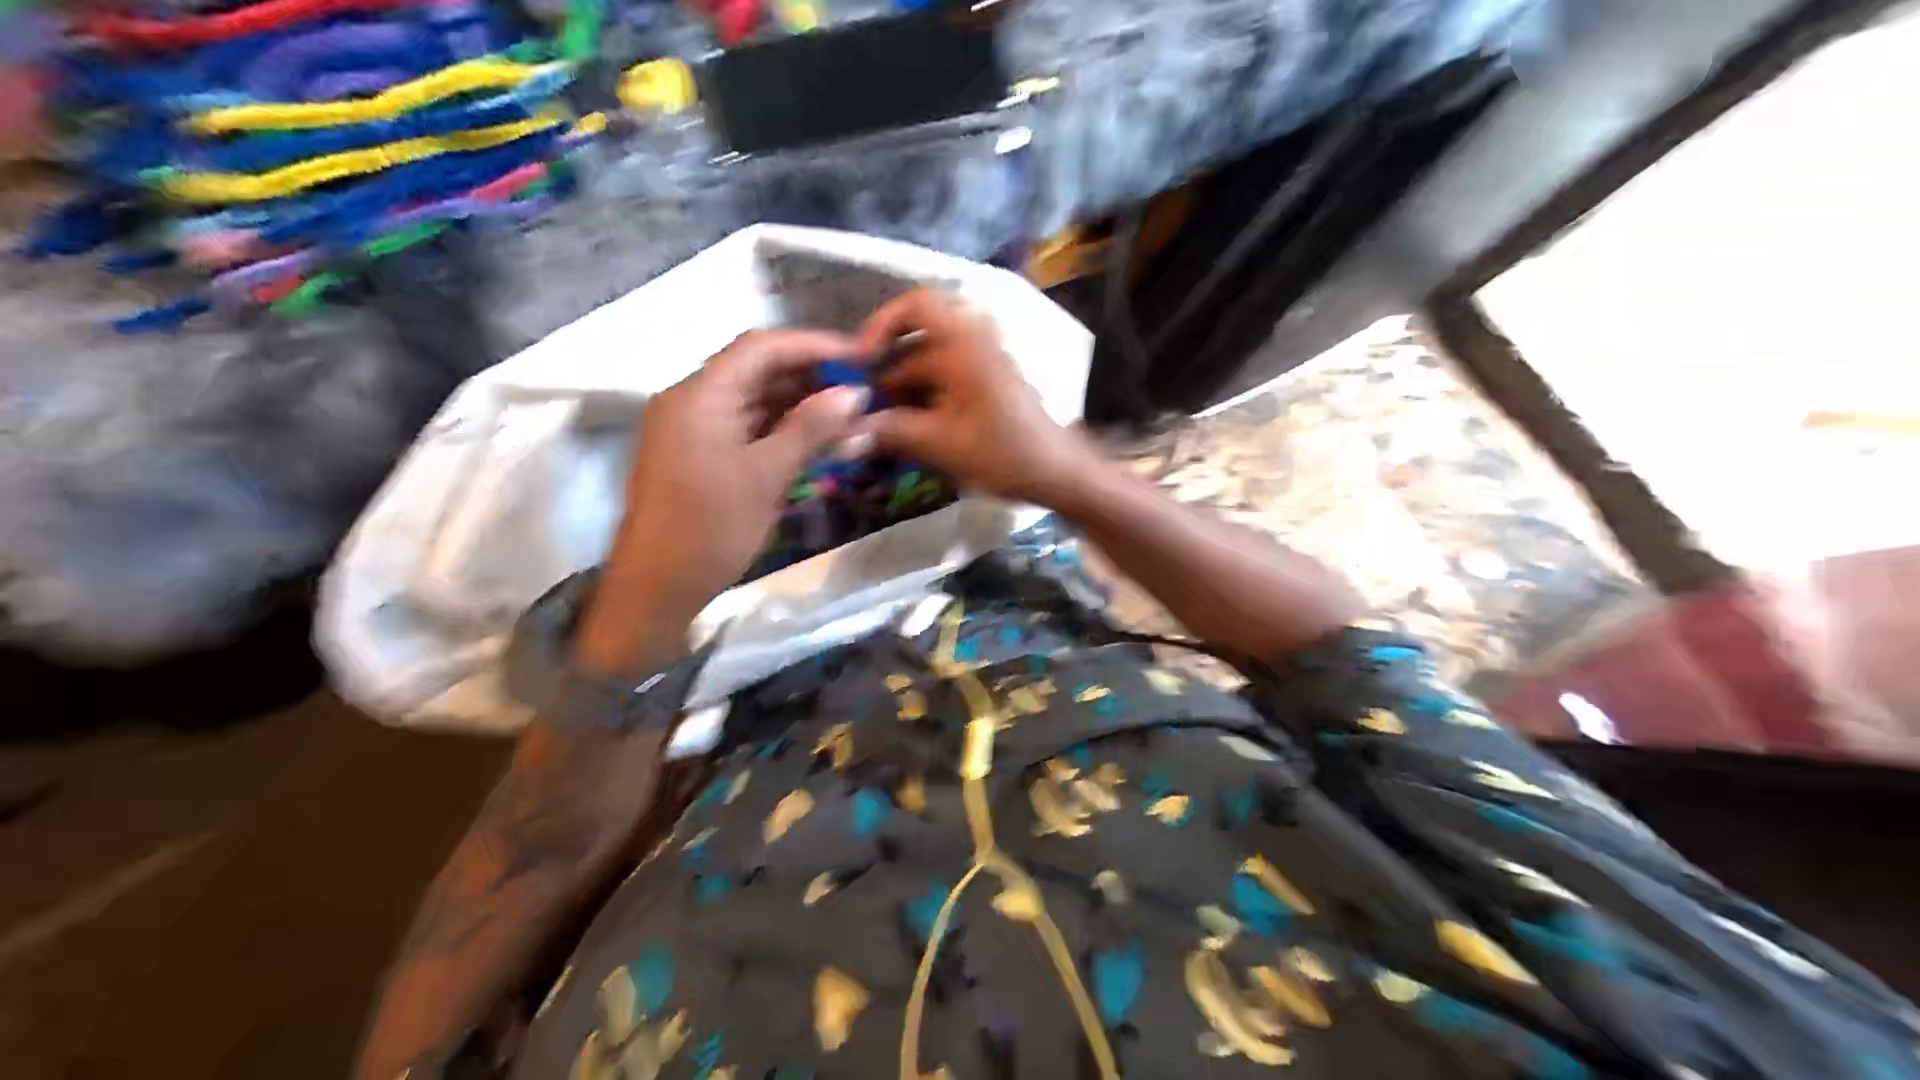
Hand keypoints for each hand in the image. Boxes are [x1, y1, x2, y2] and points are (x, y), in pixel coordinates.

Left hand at [577, 329, 866, 674]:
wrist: (656, 588)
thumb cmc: (710, 529)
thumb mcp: (766, 476)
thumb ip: (810, 428)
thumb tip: (854, 393)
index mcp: (700, 395)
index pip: (762, 348)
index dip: (814, 346)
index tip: (859, 357)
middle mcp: (694, 401)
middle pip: (759, 371)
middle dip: (812, 377)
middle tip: (862, 390)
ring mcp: (696, 429)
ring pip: (757, 402)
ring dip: (802, 406)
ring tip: (851, 417)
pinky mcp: (703, 455)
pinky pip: (749, 429)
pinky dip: (784, 431)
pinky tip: (821, 441)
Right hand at [852, 289, 1098, 503]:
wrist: (1058, 472)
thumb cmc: (1003, 453)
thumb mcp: (941, 444)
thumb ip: (891, 430)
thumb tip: (847, 429)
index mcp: (965, 343)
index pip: (915, 305)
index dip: (880, 325)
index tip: (860, 360)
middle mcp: (974, 340)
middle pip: (916, 336)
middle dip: (886, 365)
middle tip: (862, 398)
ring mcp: (983, 359)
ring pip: (929, 357)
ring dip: (903, 382)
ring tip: (880, 416)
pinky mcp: (987, 379)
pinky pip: (945, 372)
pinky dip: (923, 391)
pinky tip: (907, 421)